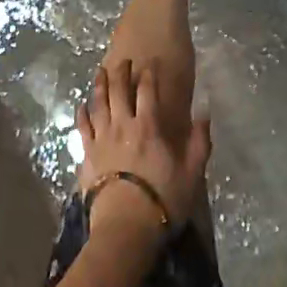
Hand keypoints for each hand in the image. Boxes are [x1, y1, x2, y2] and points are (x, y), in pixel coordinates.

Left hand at [76, 60, 210, 235]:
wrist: (126, 226)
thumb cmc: (163, 200)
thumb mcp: (192, 173)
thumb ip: (199, 141)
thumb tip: (205, 113)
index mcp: (148, 127)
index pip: (147, 91)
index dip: (148, 75)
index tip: (148, 64)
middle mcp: (123, 125)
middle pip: (119, 90)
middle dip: (121, 72)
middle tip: (122, 60)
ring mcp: (102, 138)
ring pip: (98, 103)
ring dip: (99, 85)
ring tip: (100, 72)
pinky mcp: (87, 154)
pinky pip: (82, 127)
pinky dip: (82, 113)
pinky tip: (81, 105)